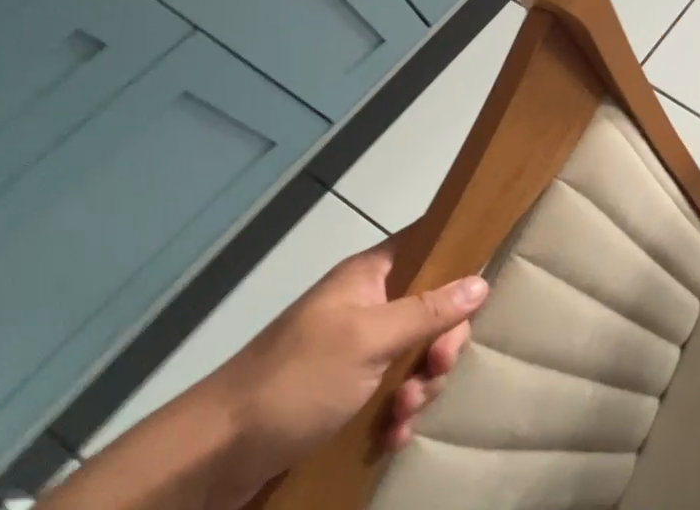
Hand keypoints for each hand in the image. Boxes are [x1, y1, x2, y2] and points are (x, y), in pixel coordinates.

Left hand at [197, 235, 488, 502]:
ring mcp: (358, 348)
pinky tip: (393, 434)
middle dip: (442, 344)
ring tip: (402, 414)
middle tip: (435, 368)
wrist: (214, 455)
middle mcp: (368, 305)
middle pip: (434, 308)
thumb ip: (427, 311)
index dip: (461, 259)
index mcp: (370, 277)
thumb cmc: (295, 381)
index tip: (485, 290)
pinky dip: (400, 413)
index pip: (430, 244)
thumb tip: (481, 281)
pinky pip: (396, 391)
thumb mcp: (368, 340)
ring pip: (418, 354)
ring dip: (421, 386)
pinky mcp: (349, 390)